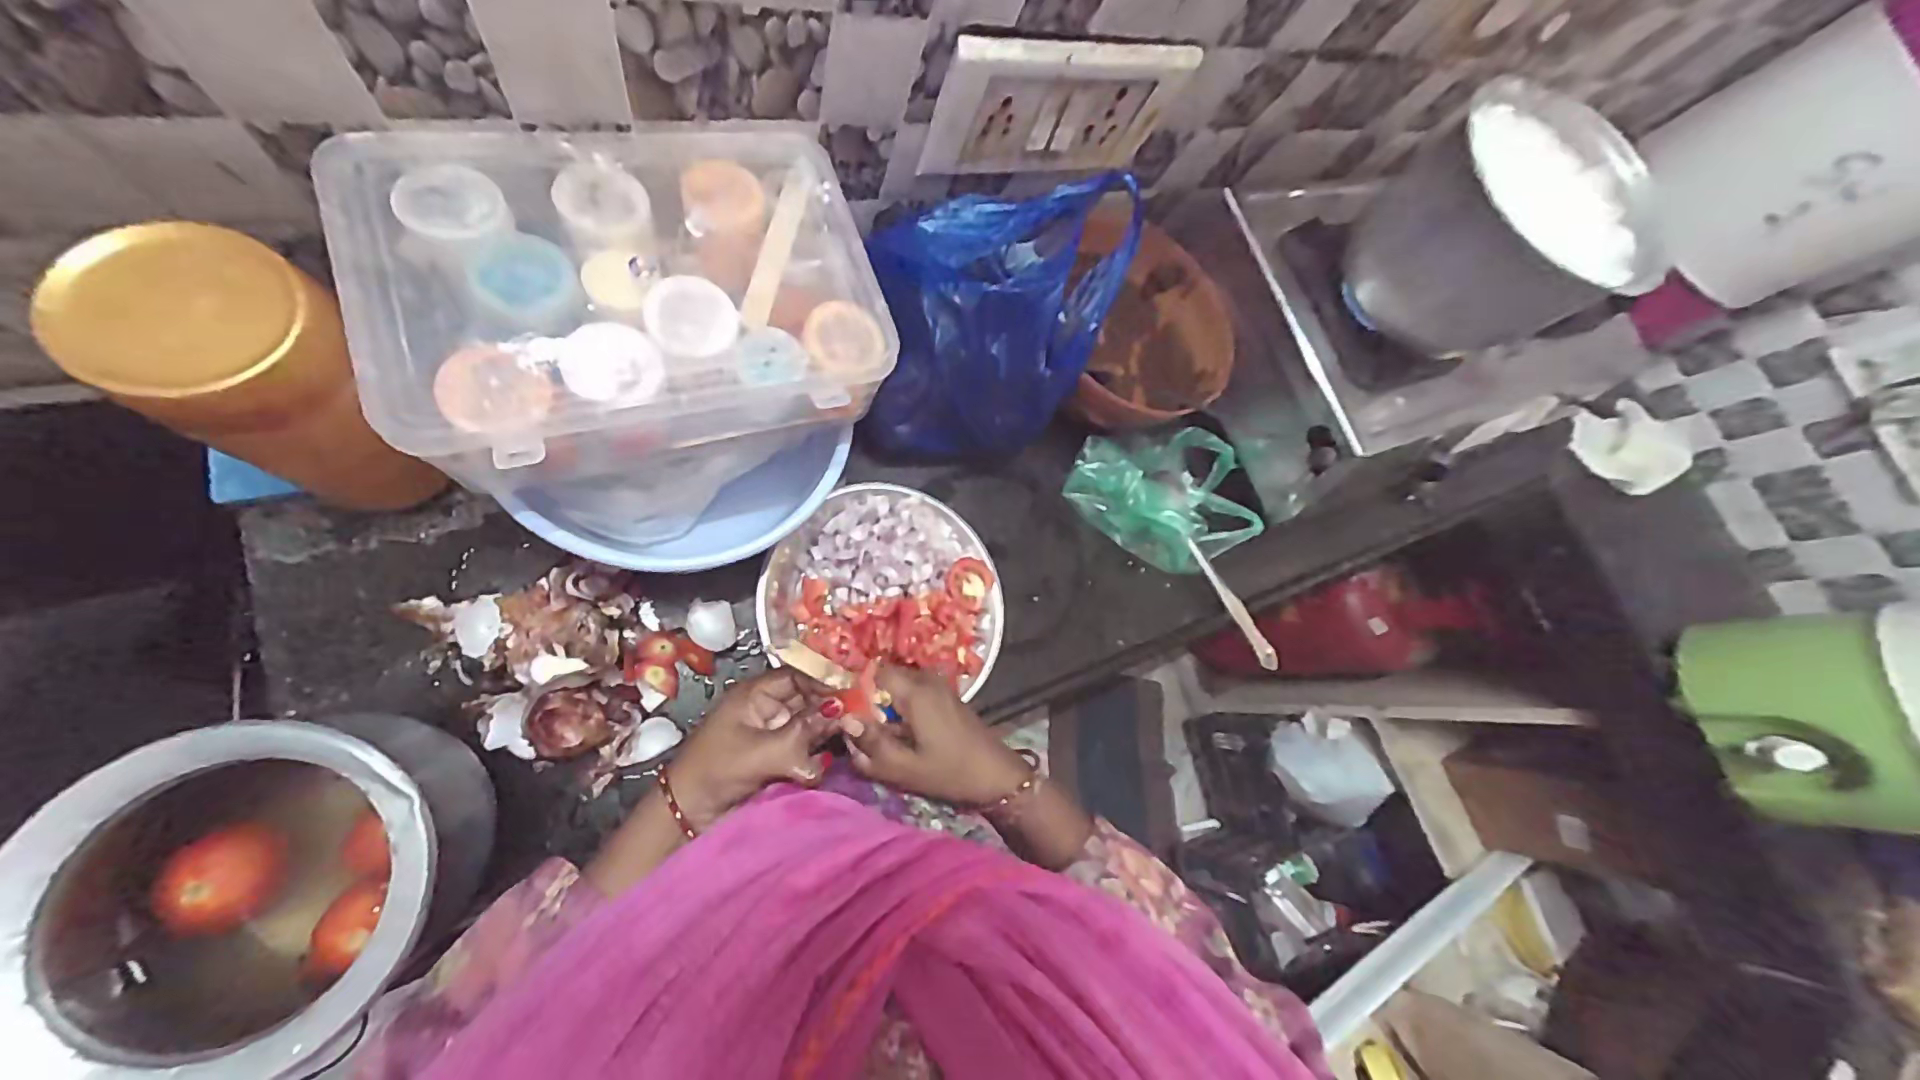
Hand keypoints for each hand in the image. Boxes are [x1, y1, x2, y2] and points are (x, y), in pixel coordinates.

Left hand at [668, 669, 836, 828]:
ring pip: (810, 727)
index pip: (797, 676)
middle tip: (859, 716)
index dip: (822, 681)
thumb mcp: (762, 750)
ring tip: (852, 736)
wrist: (689, 816)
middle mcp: (768, 710)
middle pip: (808, 701)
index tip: (850, 690)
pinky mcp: (778, 760)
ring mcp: (773, 735)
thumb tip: (839, 711)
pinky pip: (806, 751)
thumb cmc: (718, 771)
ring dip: (827, 733)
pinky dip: (818, 756)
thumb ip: (803, 731)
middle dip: (830, 709)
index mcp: (755, 695)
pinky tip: (833, 758)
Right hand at [838, 665, 1029, 805]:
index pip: (875, 672)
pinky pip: (915, 692)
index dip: (857, 688)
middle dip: (871, 698)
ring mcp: (940, 687)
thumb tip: (844, 720)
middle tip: (862, 727)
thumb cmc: (950, 772)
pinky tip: (902, 732)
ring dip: (888, 704)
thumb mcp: (904, 767)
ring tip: (880, 732)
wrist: (998, 775)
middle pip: (887, 677)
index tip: (847, 711)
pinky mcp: (947, 697)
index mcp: (915, 692)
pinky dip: (903, 706)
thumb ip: (871, 744)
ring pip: (901, 685)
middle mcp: (927, 680)